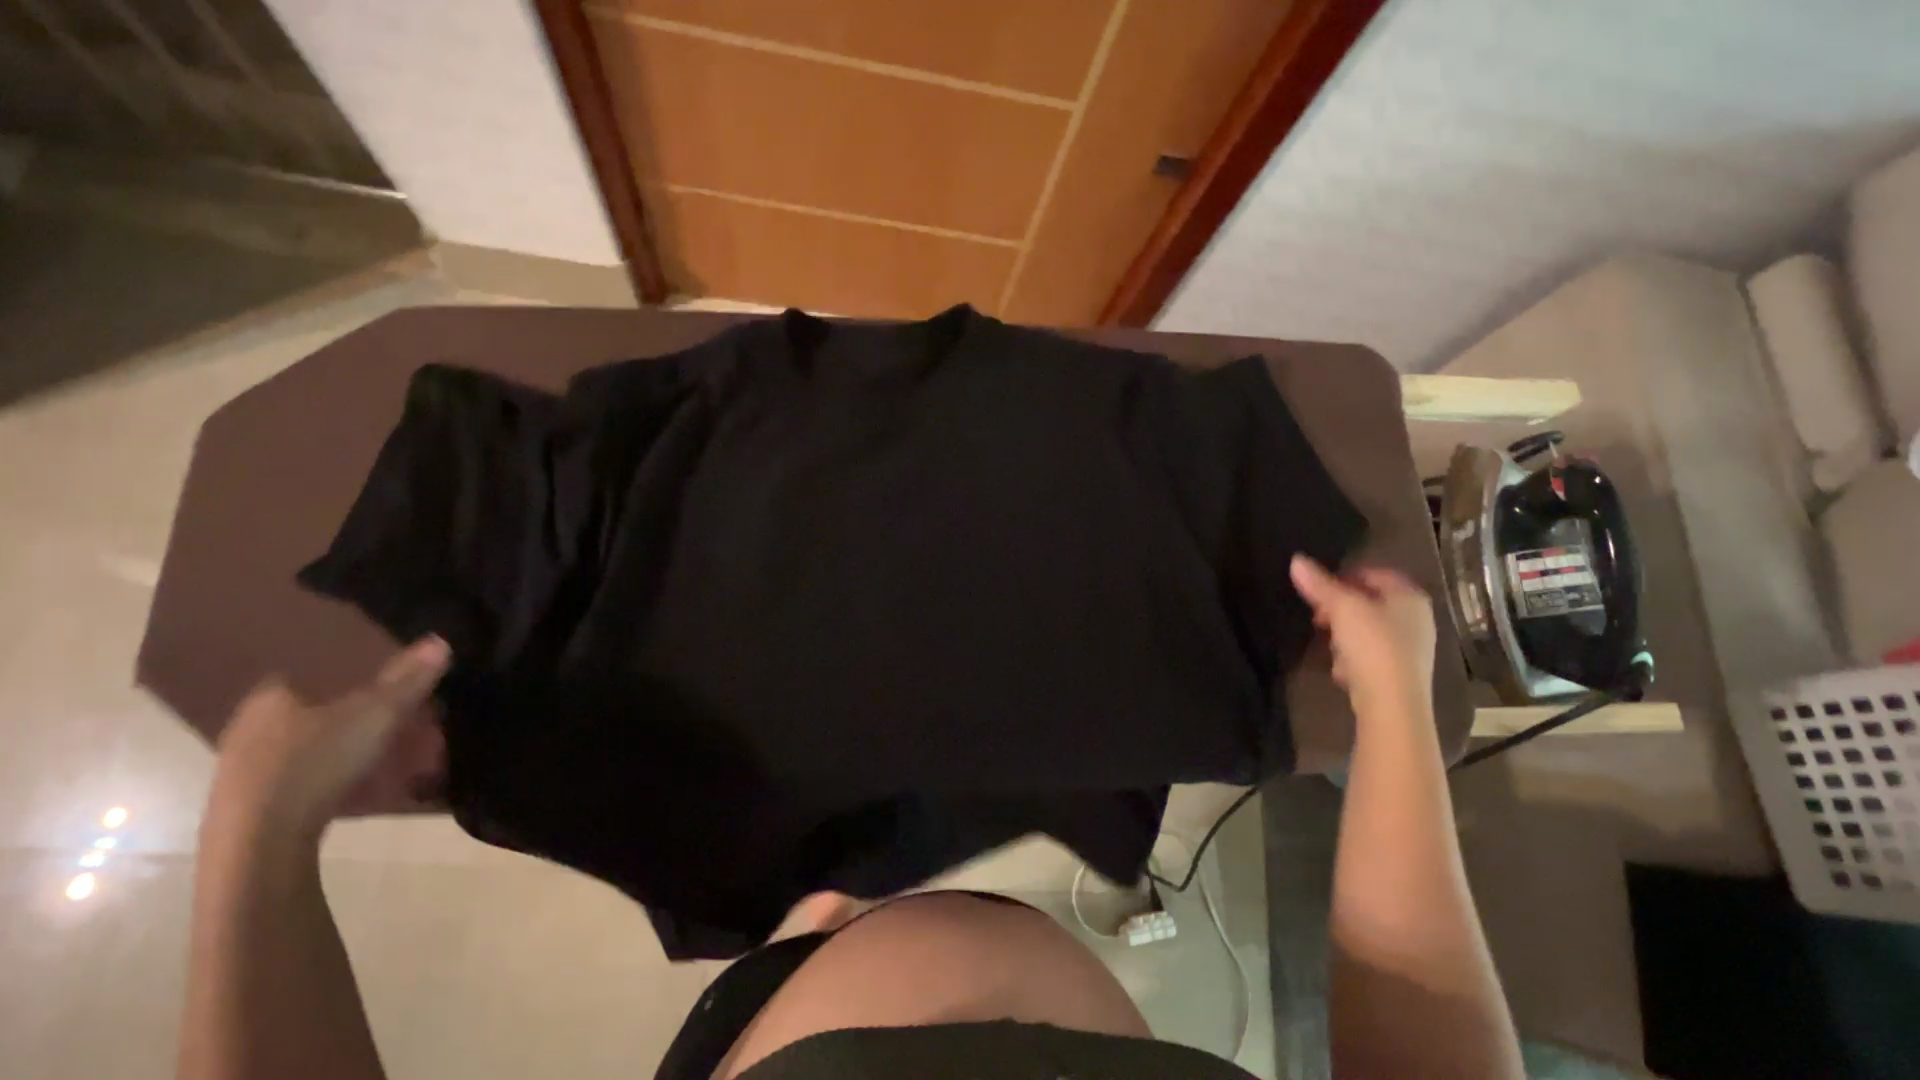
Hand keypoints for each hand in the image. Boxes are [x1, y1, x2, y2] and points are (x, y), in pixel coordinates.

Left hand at [206, 637, 451, 843]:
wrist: (258, 843)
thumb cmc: (317, 763)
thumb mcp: (376, 716)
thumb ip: (408, 680)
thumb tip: (440, 640)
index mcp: (273, 696)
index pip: (321, 676)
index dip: (364, 686)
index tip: (397, 701)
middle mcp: (252, 726)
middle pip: (326, 716)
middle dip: (373, 727)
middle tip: (410, 740)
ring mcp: (246, 770)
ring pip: (319, 752)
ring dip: (360, 759)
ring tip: (398, 772)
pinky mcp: (250, 807)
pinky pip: (307, 784)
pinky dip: (340, 785)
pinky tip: (367, 799)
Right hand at [1290, 555, 1435, 720]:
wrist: (1393, 704)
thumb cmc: (1372, 645)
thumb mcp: (1341, 608)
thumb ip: (1319, 584)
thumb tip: (1296, 560)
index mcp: (1410, 596)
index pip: (1374, 574)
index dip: (1343, 577)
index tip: (1318, 591)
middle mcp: (1418, 619)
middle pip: (1370, 604)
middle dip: (1340, 611)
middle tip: (1318, 618)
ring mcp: (1412, 649)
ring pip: (1368, 632)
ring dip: (1344, 637)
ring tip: (1329, 648)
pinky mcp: (1402, 675)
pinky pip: (1372, 657)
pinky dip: (1354, 660)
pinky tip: (1342, 672)